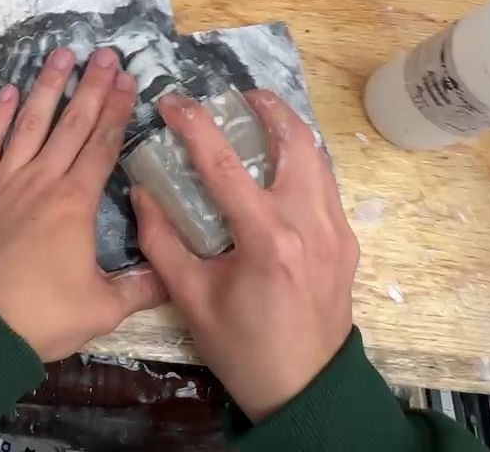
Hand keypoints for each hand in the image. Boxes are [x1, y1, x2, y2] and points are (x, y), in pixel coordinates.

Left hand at [0, 47, 167, 360]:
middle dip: (90, 85)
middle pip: (71, 123)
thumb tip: (175, 275)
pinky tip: (6, 90)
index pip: (102, 144)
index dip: (116, 109)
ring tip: (61, 54)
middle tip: (104, 52)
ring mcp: (5, 178)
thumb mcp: (101, 309)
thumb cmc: (40, 315)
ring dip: (47, 87)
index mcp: (75, 201)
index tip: (127, 78)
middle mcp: (42, 179)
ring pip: (30, 122)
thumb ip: (140, 288)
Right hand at [131, 88, 358, 421]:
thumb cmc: (243, 348)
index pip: (224, 163)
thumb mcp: (190, 298)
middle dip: (267, 107)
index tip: (170, 102)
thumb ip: (161, 239)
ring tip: (257, 117)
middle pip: (295, 141)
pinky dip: (301, 158)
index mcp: (268, 240)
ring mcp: (337, 232)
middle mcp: (311, 225)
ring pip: (317, 157)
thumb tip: (142, 190)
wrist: (308, 395)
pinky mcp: (347, 243)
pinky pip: (325, 182)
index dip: (194, 124)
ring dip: (287, 129)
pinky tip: (276, 165)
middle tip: (236, 95)